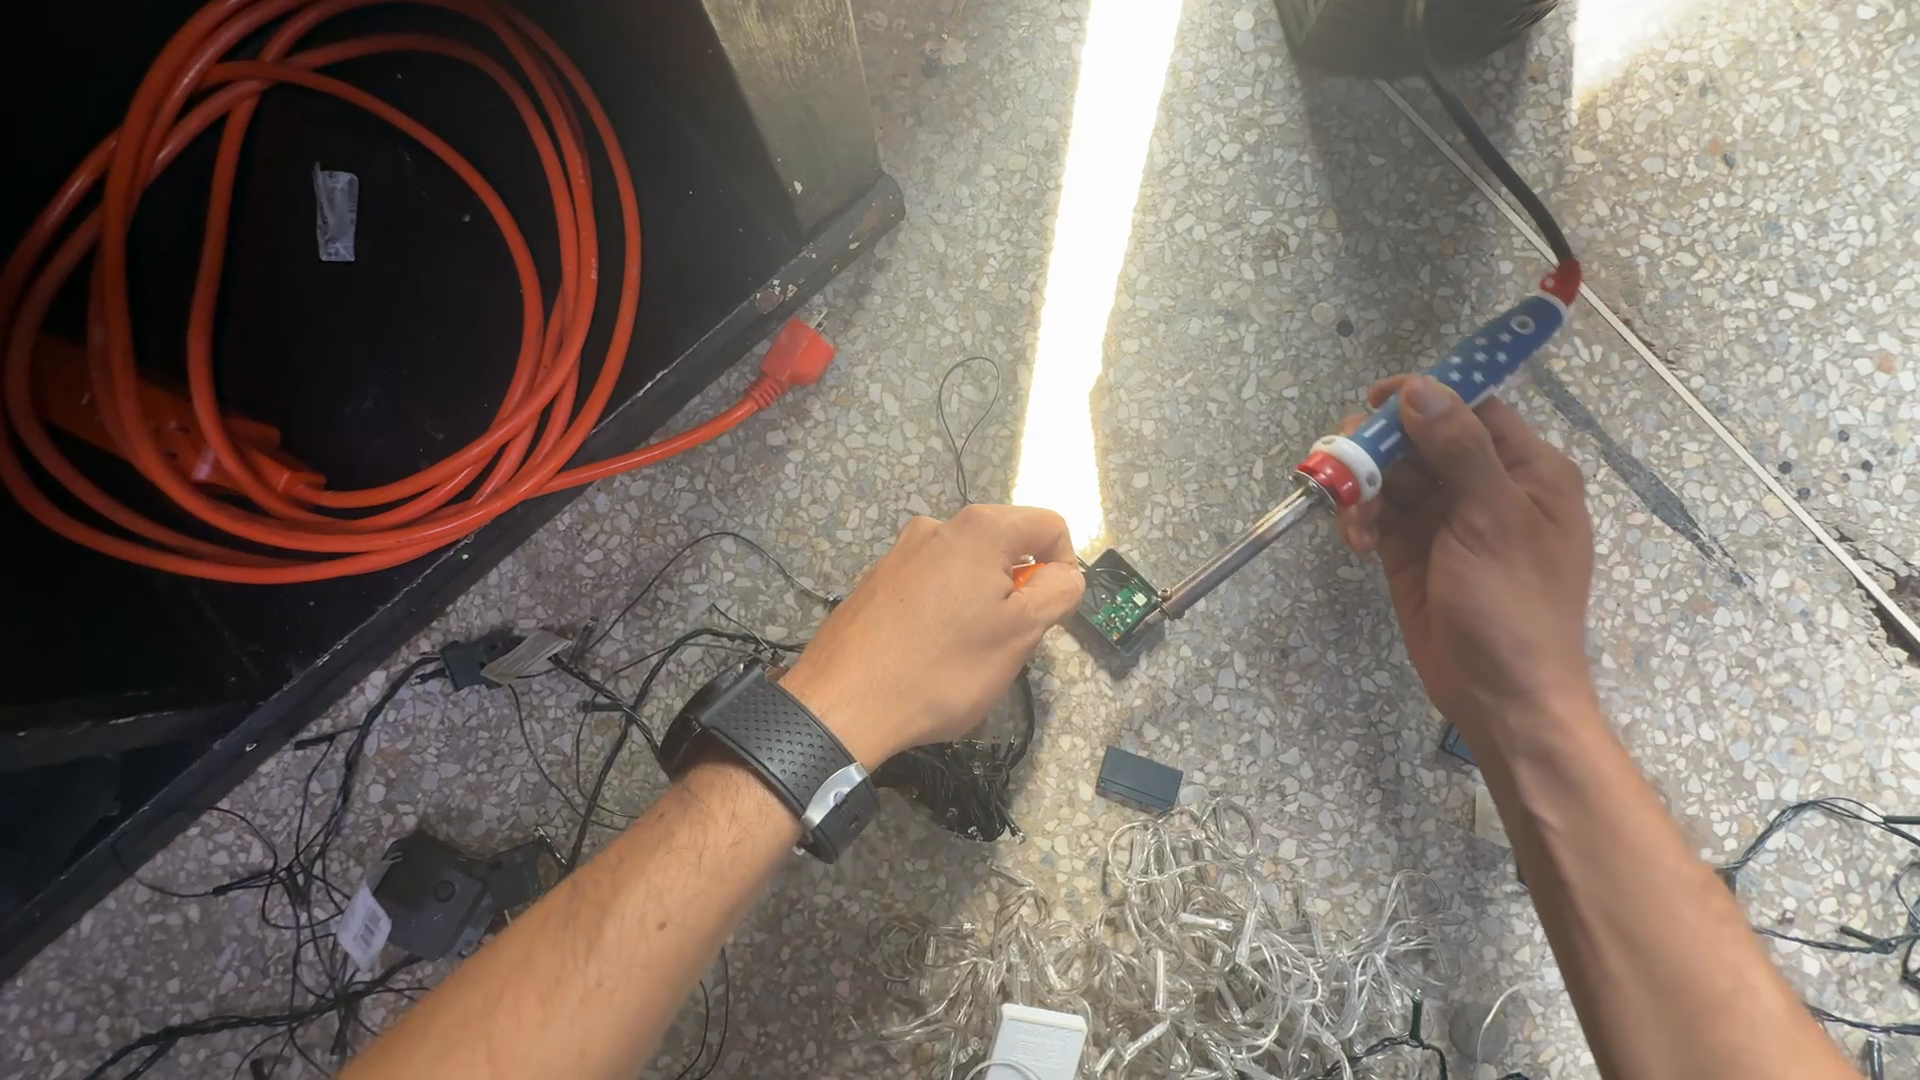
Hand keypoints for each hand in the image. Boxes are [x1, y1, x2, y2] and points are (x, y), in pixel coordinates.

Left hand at [780, 505, 1083, 768]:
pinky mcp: (877, 579)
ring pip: (968, 566)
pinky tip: (930, 649)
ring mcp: (901, 551)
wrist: (843, 703)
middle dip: (1019, 587)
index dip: (1065, 567)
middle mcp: (937, 526)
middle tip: (1008, 638)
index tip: (1052, 613)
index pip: (1049, 525)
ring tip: (965, 650)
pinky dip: (946, 607)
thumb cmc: (943, 668)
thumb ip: (1058, 592)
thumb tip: (1064, 573)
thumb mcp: (1020, 634)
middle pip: (1006, 544)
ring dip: (983, 599)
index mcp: (979, 528)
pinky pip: (932, 583)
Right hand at [1337, 375, 1596, 736]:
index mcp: (1524, 471)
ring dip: (1365, 492)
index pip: (1472, 410)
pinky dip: (1362, 522)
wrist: (1498, 693)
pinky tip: (1358, 543)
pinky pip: (1378, 517)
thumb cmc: (1513, 603)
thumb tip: (1421, 390)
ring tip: (1355, 521)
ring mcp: (1444, 521)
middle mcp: (1483, 488)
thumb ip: (1459, 450)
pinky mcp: (1410, 551)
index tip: (1376, 400)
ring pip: (1392, 479)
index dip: (1426, 397)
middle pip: (1420, 442)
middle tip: (1345, 464)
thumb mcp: (1494, 519)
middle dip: (1380, 451)